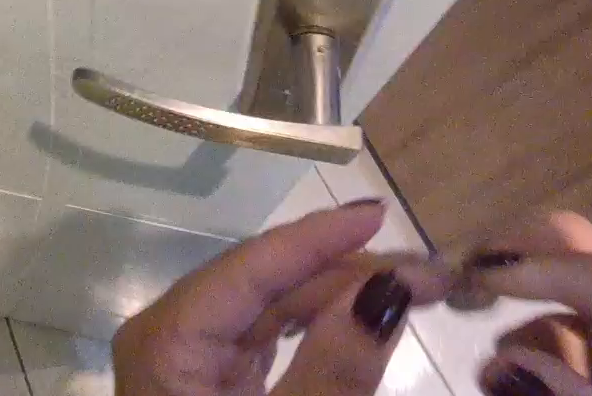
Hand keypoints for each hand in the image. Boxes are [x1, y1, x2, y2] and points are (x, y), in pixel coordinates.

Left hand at [112, 199, 454, 395]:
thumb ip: (335, 370)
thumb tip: (385, 287)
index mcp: (166, 338)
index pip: (250, 268)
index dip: (316, 237)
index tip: (379, 212)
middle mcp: (173, 334)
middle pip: (265, 285)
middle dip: (344, 269)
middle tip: (425, 267)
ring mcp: (193, 358)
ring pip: (273, 309)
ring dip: (339, 294)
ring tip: (409, 283)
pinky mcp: (215, 383)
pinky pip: (271, 341)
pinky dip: (320, 329)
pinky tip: (363, 314)